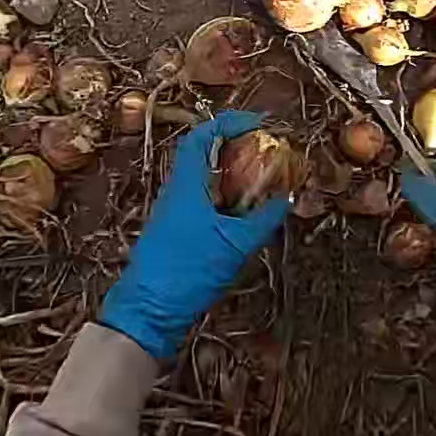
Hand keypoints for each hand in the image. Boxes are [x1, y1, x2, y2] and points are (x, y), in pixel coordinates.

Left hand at [99, 111, 288, 359]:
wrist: (147, 313)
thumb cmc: (187, 270)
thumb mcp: (234, 244)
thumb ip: (263, 220)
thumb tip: (289, 199)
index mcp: (186, 185)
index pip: (202, 137)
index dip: (229, 122)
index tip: (258, 121)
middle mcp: (178, 191)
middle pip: (204, 153)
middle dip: (235, 144)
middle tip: (265, 145)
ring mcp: (176, 211)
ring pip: (205, 177)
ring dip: (232, 169)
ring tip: (262, 172)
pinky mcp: (178, 230)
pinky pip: (206, 198)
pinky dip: (228, 193)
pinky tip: (247, 207)